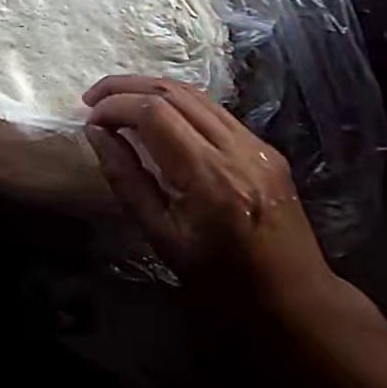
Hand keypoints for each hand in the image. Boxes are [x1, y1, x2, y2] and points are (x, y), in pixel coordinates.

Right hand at [83, 76, 337, 316]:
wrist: (297, 299)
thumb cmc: (221, 279)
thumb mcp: (160, 234)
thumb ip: (125, 178)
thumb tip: (95, 133)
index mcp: (210, 178)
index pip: (153, 113)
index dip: (114, 107)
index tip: (89, 122)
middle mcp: (238, 151)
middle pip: (173, 93)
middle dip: (124, 88)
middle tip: (91, 100)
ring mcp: (256, 146)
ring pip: (194, 94)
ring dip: (147, 89)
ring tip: (115, 101)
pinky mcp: (264, 149)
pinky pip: (211, 110)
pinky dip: (173, 102)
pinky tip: (152, 117)